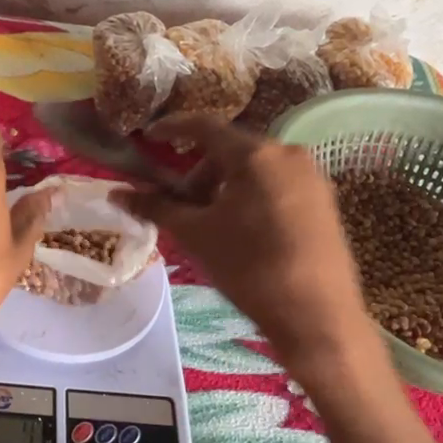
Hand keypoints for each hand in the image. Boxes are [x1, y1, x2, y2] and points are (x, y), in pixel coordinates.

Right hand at [112, 115, 388, 389]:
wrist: (317, 316)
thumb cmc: (249, 268)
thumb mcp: (195, 234)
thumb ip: (155, 207)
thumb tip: (117, 193)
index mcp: (256, 154)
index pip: (205, 126)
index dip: (173, 128)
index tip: (149, 136)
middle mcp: (288, 154)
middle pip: (231, 150)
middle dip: (199, 172)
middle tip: (178, 203)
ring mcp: (312, 177)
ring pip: (255, 169)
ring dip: (224, 185)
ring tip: (207, 221)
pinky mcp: (325, 202)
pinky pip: (277, 184)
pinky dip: (249, 195)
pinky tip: (239, 229)